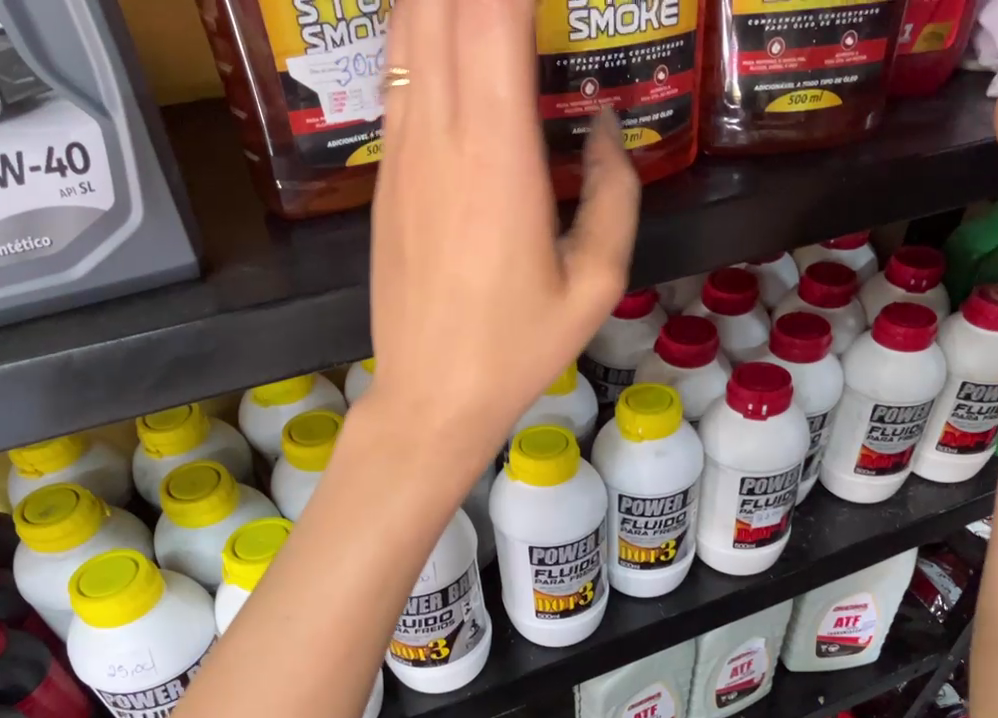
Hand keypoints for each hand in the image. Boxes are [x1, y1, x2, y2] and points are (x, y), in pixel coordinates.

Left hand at [366, 0, 639, 469]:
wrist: (430, 397)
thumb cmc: (516, 350)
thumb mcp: (594, 286)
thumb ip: (613, 196)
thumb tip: (606, 128)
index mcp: (497, 153)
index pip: (494, 12)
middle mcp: (438, 132)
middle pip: (442, 3)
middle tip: (520, 0)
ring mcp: (401, 149)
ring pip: (408, 23)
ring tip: (488, 10)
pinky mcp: (384, 173)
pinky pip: (397, 71)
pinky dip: (421, 26)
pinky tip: (446, 26)